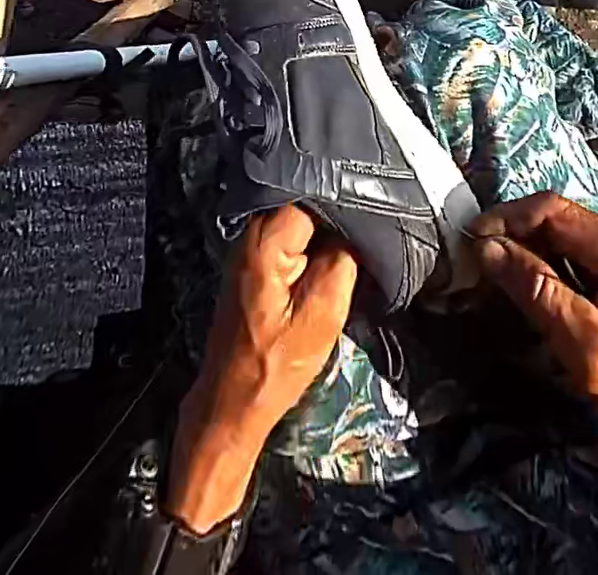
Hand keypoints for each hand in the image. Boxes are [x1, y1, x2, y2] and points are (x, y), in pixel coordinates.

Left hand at [166, 204, 356, 532]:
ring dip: (323, 238)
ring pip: (298, 223)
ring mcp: (248, 248)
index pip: (311, 196)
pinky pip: (289, 241)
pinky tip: (325, 269)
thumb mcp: (322, 318)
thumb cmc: (274, 366)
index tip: (366, 221)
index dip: (341, 207)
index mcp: (264, 243)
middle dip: (333, 221)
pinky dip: (309, 250)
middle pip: (303, 205)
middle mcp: (250, 235)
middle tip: (359, 243)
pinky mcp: (253, 263)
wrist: (232, 402)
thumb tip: (353, 233)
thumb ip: (341, 265)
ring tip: (347, 255)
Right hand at [478, 195, 597, 574]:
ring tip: (490, 273)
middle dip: (509, 233)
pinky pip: (564, 251)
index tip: (472, 242)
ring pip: (554, 232)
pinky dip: (535, 261)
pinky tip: (518, 282)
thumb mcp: (587, 346)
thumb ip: (538, 292)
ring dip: (519, 247)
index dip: (504, 220)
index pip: (549, 210)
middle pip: (550, 216)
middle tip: (475, 261)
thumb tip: (489, 250)